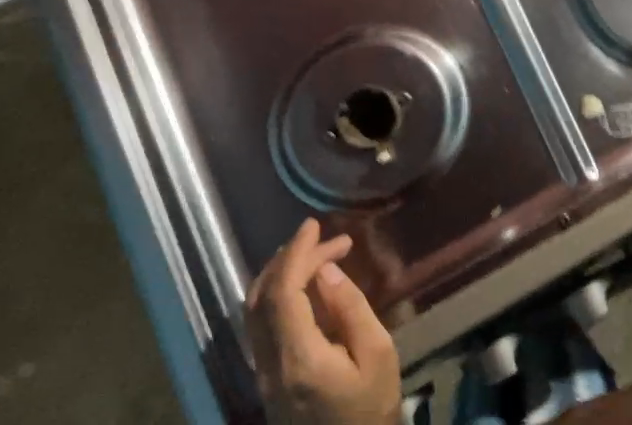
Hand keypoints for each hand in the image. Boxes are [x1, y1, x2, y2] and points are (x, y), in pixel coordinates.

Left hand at [246, 218, 400, 424]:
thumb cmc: (372, 407)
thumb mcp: (378, 353)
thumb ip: (350, 309)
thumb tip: (326, 271)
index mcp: (299, 357)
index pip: (282, 293)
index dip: (295, 254)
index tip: (316, 225)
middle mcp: (270, 364)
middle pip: (262, 298)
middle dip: (291, 259)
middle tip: (330, 239)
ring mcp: (262, 374)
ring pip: (253, 312)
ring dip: (280, 275)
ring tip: (318, 256)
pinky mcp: (266, 379)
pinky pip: (260, 326)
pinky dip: (277, 295)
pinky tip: (305, 288)